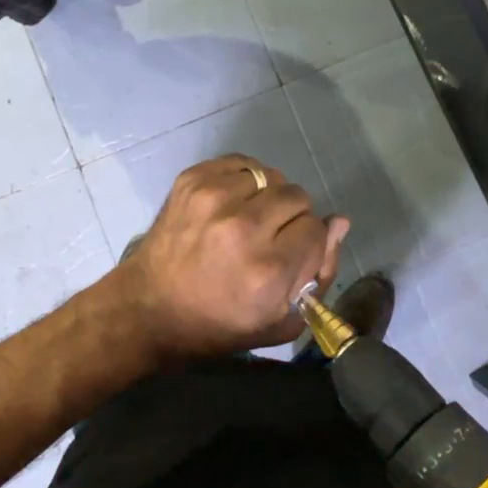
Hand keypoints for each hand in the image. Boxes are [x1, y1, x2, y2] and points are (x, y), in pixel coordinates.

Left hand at [113, 156, 348, 360]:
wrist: (149, 308)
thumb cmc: (219, 324)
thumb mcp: (281, 321)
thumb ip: (320, 273)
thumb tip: (339, 221)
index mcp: (268, 269)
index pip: (316, 229)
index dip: (309, 242)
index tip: (290, 256)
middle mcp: (243, 227)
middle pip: (297, 197)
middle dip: (292, 217)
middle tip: (271, 238)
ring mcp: (214, 198)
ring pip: (271, 176)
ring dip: (268, 197)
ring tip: (250, 220)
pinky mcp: (193, 180)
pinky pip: (241, 164)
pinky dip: (245, 180)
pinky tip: (234, 203)